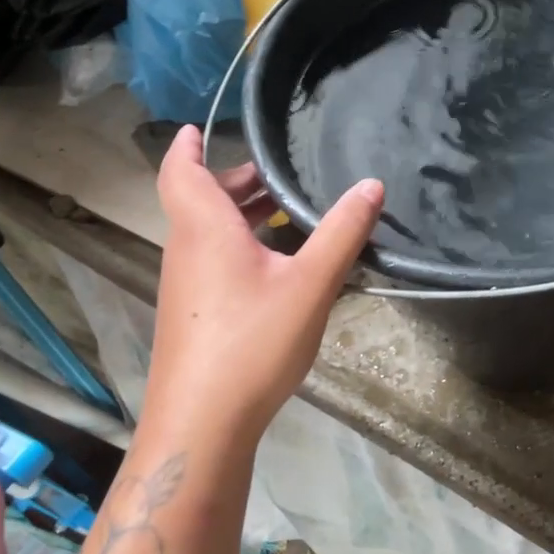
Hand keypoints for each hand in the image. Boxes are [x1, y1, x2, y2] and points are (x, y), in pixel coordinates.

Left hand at [146, 125, 382, 440]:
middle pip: (202, 199)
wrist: (200, 428)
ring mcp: (186, 285)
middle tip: (281, 172)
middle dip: (238, 180)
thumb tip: (371, 184)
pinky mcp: (193, 314)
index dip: (187, 146)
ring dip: (242, 213)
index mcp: (205, 230)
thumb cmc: (251, 344)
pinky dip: (241, 243)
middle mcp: (187, 250)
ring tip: (291, 210)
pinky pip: (213, 258)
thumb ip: (342, 232)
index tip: (197, 126)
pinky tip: (281, 264)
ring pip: (208, 231)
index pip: (182, 172)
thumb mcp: (311, 284)